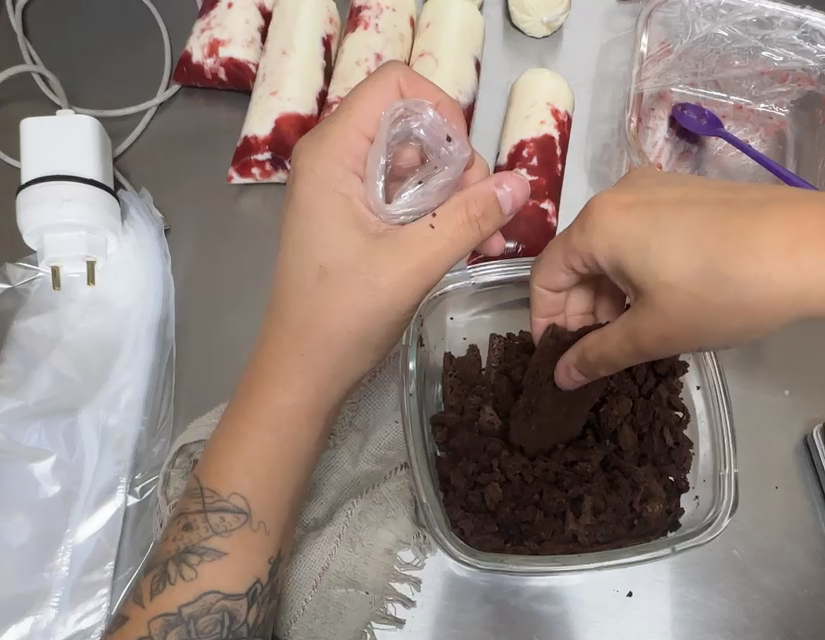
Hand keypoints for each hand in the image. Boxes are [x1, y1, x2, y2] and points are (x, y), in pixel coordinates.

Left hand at [252, 63, 529, 411]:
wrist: (304, 370)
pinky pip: (405, 199)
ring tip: (480, 241)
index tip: (466, 168)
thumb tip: (521, 184)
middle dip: (456, 165)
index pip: (397, 85)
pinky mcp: (355, 221)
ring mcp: (344, 192)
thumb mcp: (412, 264)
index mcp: (335, 152)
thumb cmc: (343, 316)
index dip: (443, 112)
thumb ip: (468, 220)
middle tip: (479, 217)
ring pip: (415, 166)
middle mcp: (336, 159)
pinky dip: (437, 216)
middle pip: (412, 126)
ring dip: (454, 196)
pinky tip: (462, 248)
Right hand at [531, 169, 824, 388]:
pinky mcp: (688, 195)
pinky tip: (659, 304)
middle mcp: (620, 196)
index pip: (545, 275)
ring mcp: (657, 189)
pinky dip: (636, 274)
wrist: (812, 249)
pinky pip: (642, 237)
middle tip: (597, 354)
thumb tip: (561, 377)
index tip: (557, 358)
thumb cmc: (721, 292)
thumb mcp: (652, 333)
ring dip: (610, 296)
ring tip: (632, 335)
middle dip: (580, 311)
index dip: (545, 321)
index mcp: (599, 225)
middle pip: (578, 259)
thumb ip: (598, 356)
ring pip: (611, 249)